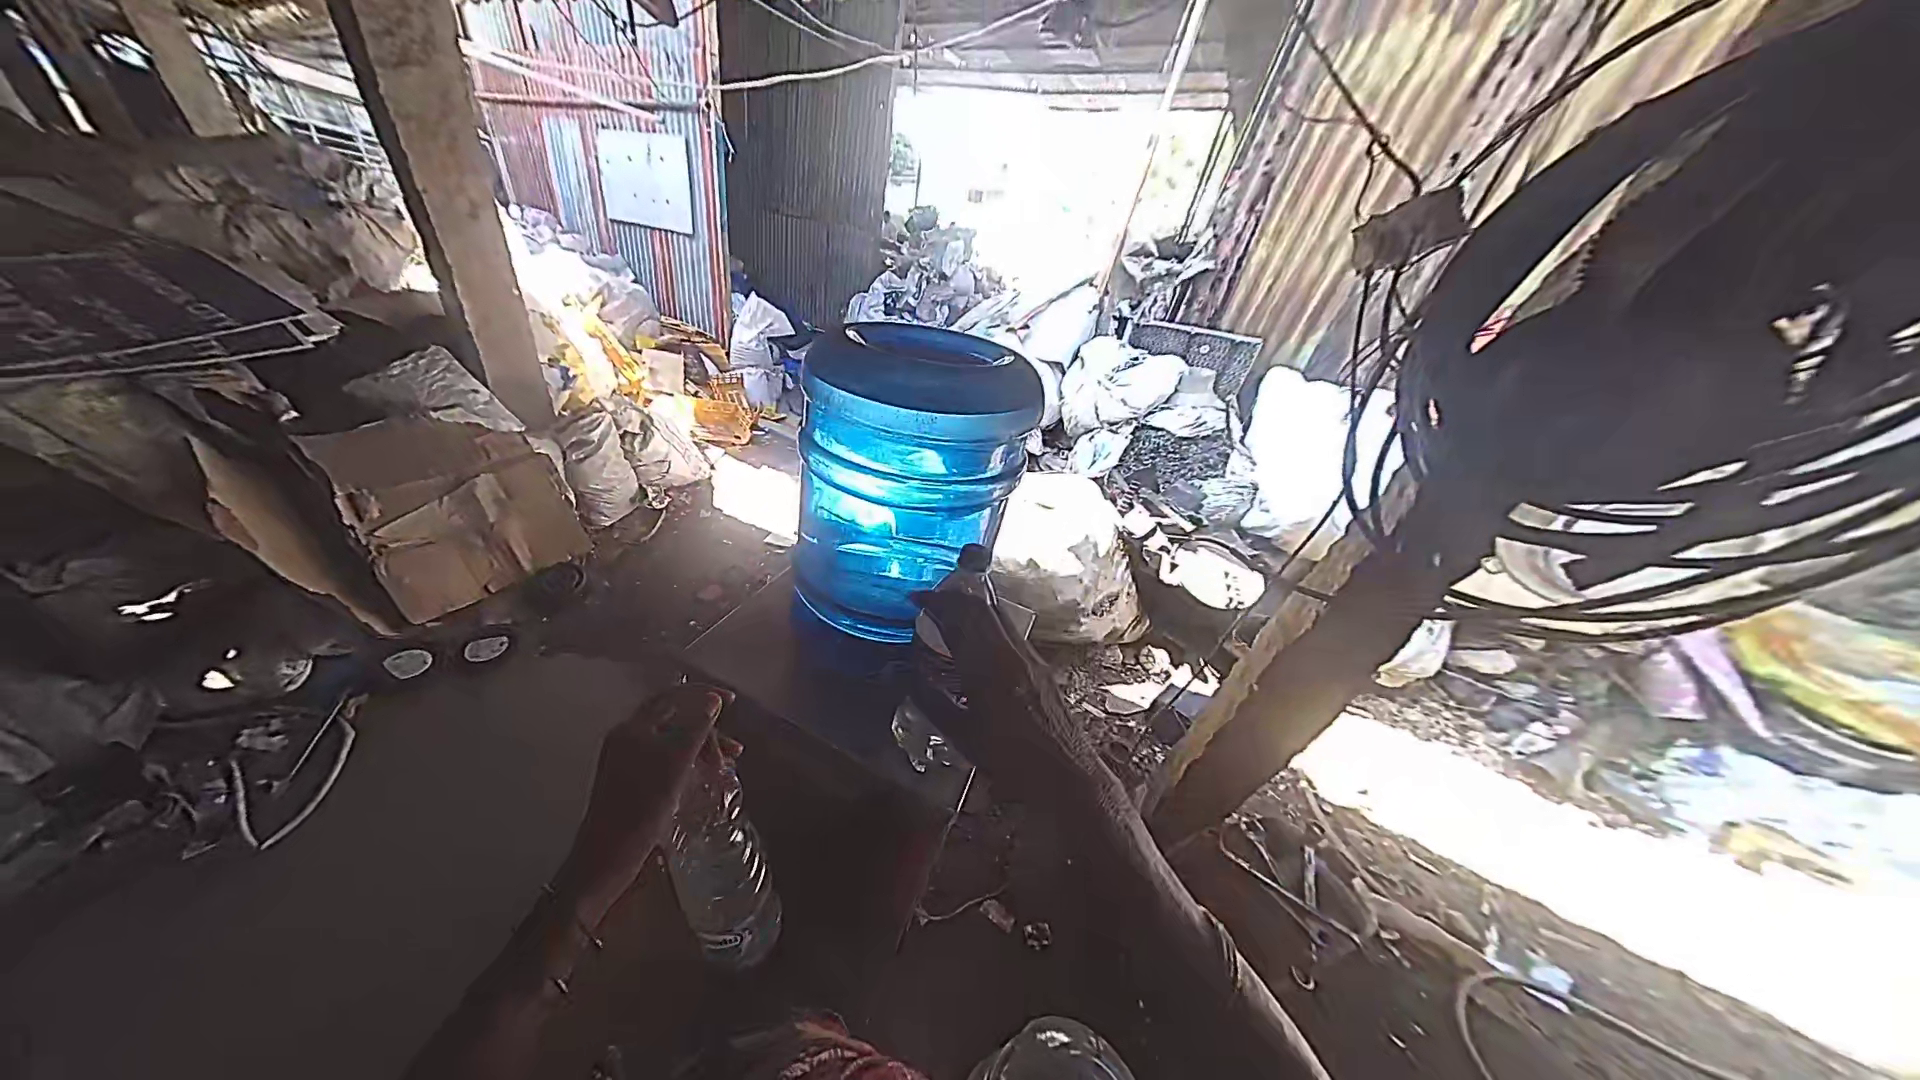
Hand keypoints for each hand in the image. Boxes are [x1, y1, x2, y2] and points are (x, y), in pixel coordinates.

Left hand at [550, 683, 729, 915]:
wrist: (606, 858)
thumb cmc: (641, 808)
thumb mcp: (675, 763)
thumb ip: (696, 727)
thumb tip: (712, 700)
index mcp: (635, 728)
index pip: (673, 696)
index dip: (704, 694)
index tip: (730, 702)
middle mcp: (629, 738)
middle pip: (675, 717)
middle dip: (707, 728)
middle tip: (730, 749)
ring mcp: (629, 759)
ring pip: (674, 739)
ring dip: (702, 746)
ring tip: (723, 766)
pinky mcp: (633, 779)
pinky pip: (668, 758)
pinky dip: (690, 761)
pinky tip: (704, 775)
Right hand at [910, 590, 1118, 809]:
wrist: (1064, 773)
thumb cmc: (1010, 760)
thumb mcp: (961, 734)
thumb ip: (930, 699)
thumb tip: (902, 674)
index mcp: (988, 666)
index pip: (959, 617)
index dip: (935, 601)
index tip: (915, 597)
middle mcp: (1011, 652)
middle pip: (981, 607)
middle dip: (952, 597)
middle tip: (930, 600)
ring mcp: (1030, 656)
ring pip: (998, 615)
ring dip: (971, 608)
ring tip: (949, 615)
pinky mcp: (1041, 665)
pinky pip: (1009, 631)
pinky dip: (987, 623)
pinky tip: (976, 641)